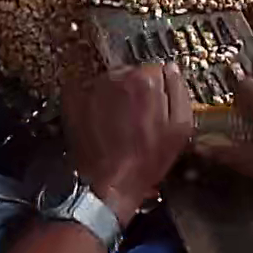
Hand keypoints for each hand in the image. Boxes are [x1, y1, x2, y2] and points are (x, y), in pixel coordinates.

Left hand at [62, 63, 192, 224]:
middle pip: (130, 73)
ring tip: (116, 123)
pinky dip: (94, 101)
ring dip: (114, 95)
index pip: (155, 69)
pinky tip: (100, 121)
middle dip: (134, 90)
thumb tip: (171, 69)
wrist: (109, 183)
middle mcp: (116, 76)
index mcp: (145, 80)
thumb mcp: (179, 128)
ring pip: (110, 81)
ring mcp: (92, 86)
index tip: (154, 106)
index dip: (157, 90)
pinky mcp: (73, 98)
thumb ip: (178, 91)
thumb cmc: (146, 160)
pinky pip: (88, 90)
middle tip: (135, 118)